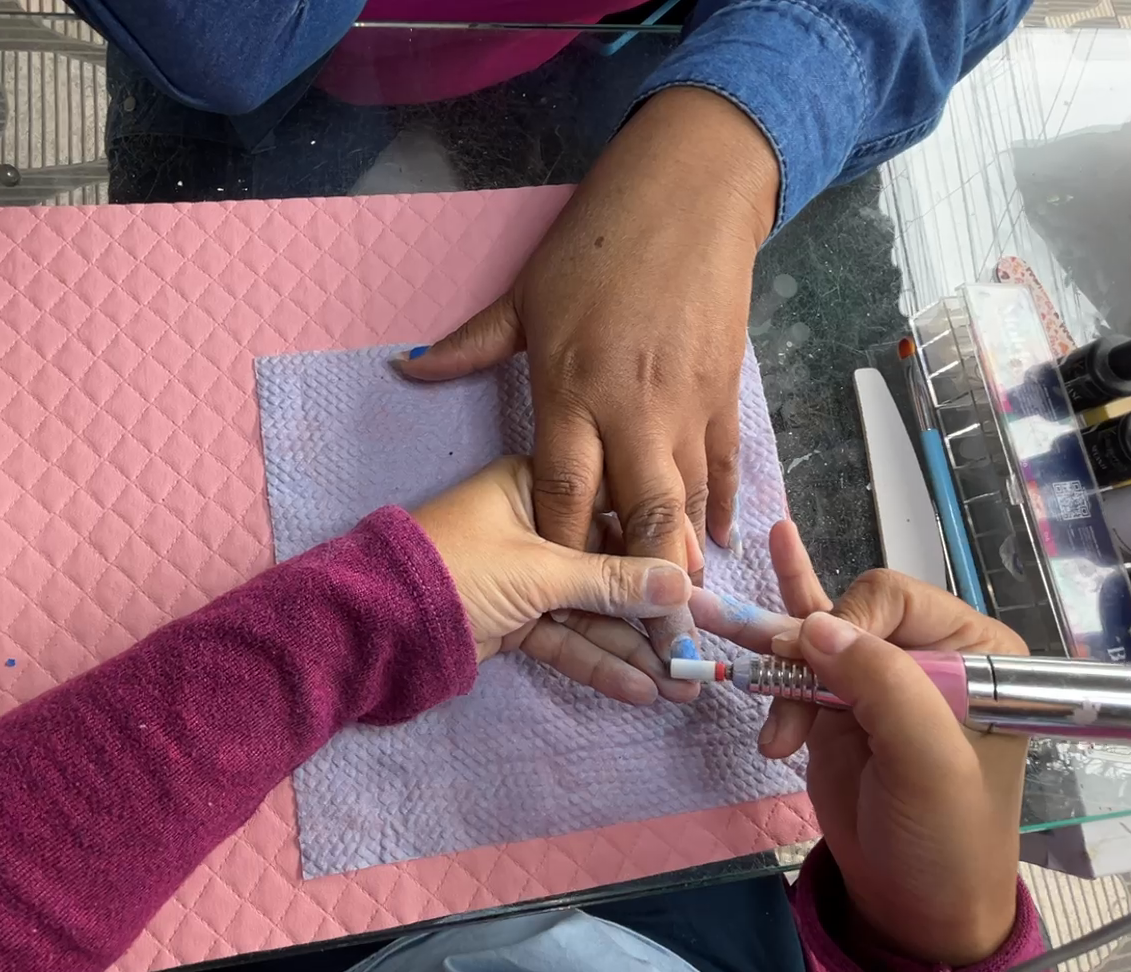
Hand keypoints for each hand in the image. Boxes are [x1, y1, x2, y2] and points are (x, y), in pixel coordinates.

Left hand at [393, 87, 780, 658]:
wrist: (693, 190)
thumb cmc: (599, 243)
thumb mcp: (525, 294)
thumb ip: (470, 346)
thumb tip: (405, 368)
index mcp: (571, 390)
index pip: (562, 489)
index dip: (561, 545)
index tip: (558, 588)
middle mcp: (629, 410)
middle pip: (635, 509)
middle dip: (639, 571)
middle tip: (641, 622)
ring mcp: (684, 404)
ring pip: (686, 497)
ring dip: (684, 552)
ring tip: (682, 600)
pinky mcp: (725, 393)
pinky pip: (724, 465)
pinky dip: (723, 505)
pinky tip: (721, 539)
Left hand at [411, 457, 699, 705]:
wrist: (377, 622)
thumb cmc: (459, 569)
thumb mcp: (538, 570)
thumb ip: (610, 580)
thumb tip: (682, 586)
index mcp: (537, 488)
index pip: (614, 513)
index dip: (660, 552)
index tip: (701, 586)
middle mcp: (535, 527)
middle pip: (607, 570)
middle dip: (652, 614)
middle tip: (698, 649)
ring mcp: (524, 577)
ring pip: (589, 612)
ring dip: (632, 648)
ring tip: (683, 685)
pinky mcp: (514, 619)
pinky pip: (564, 638)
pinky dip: (596, 662)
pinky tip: (639, 688)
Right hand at [691, 521, 1028, 965]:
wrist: (910, 900)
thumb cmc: (942, 837)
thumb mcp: (927, 765)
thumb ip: (881, 686)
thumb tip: (813, 626)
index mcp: (974, 655)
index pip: (893, 601)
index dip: (847, 625)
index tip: (815, 674)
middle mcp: (926, 654)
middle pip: (845, 612)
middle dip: (801, 645)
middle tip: (771, 676)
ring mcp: (876, 676)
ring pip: (813, 630)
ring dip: (767, 636)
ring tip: (712, 611)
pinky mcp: (835, 701)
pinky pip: (799, 657)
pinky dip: (772, 638)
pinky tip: (759, 578)